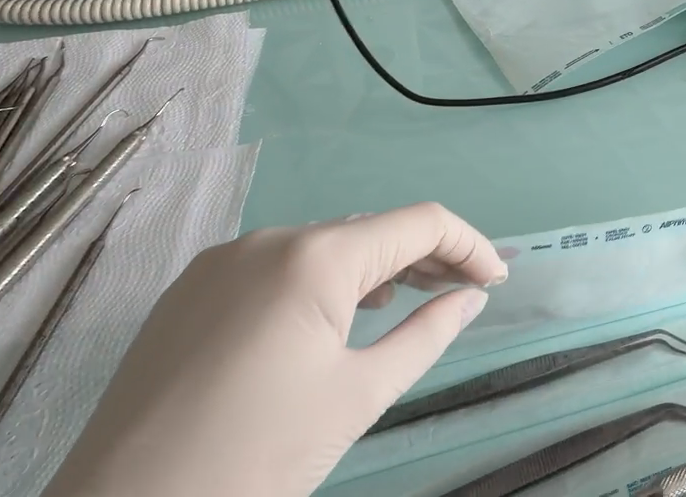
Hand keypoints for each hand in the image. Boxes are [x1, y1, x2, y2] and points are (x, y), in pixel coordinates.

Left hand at [44, 203, 506, 496]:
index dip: (468, 246)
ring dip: (372, 269)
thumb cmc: (255, 460)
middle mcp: (269, 239)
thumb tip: (470, 298)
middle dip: (424, 258)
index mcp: (315, 256)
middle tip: (463, 295)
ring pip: (322, 247)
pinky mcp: (190, 290)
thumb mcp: (358, 397)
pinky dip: (320, 282)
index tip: (495, 283)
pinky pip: (276, 268)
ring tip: (407, 302)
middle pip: (370, 231)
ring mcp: (222, 261)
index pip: (419, 224)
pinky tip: (332, 317)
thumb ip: (426, 334)